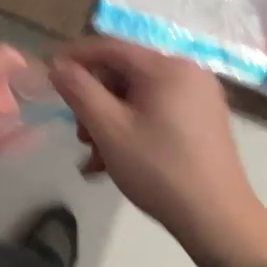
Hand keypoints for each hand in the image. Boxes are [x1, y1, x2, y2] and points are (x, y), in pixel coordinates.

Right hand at [51, 38, 262, 248]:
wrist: (218, 220)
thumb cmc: (159, 170)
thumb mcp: (110, 129)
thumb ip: (79, 91)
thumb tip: (58, 65)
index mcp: (166, 67)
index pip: (110, 47)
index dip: (76, 57)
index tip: (49, 73)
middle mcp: (187, 72)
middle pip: (125, 72)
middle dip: (95, 100)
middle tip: (80, 134)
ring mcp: (199, 96)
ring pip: (139, 95)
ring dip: (111, 119)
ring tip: (96, 155)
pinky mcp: (204, 119)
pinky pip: (158, 109)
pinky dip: (133, 126)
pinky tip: (117, 158)